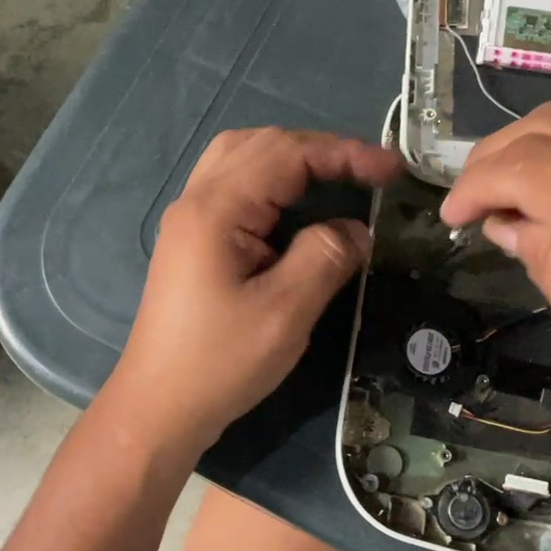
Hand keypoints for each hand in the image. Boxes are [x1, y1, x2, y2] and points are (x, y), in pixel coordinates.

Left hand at [105, 129, 401, 452]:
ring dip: (291, 159)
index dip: (344, 153)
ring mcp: (188, 219)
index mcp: (216, 208)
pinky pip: (232, 185)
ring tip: (335, 178)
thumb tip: (357, 228)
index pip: (287, 154)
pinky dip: (270, 180)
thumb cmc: (219, 362)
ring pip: (242, 158)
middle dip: (319, 150)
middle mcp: (196, 200)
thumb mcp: (285, 312)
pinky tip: (293, 205)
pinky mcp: (190, 240)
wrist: (157, 407)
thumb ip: (326, 256)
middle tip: (367, 174)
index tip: (392, 170)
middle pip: (261, 143)